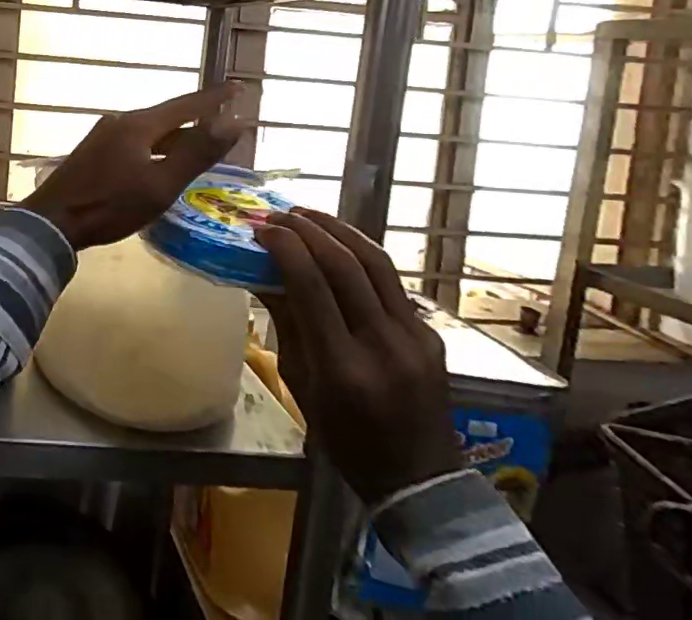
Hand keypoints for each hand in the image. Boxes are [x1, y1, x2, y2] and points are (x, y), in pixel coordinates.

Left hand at [20, 82, 243, 250]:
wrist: (51, 222)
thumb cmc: (109, 206)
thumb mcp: (161, 184)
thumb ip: (196, 153)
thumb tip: (233, 122)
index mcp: (138, 125)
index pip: (185, 105)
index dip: (214, 99)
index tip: (238, 88)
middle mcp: (120, 122)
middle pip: (167, 116)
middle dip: (196, 117)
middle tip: (223, 117)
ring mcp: (103, 136)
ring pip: (150, 131)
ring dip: (176, 135)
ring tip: (198, 141)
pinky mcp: (94, 153)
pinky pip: (135, 142)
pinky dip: (157, 147)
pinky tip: (161, 160)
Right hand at [255, 208, 461, 501]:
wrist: (419, 478)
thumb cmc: (344, 439)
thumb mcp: (301, 384)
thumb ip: (287, 324)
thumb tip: (262, 272)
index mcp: (343, 368)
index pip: (312, 285)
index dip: (285, 247)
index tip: (262, 228)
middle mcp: (384, 345)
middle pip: (345, 265)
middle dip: (307, 230)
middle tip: (279, 213)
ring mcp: (414, 336)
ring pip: (376, 262)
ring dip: (337, 229)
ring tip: (307, 214)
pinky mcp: (430, 332)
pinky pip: (391, 281)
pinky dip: (359, 253)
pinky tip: (338, 243)